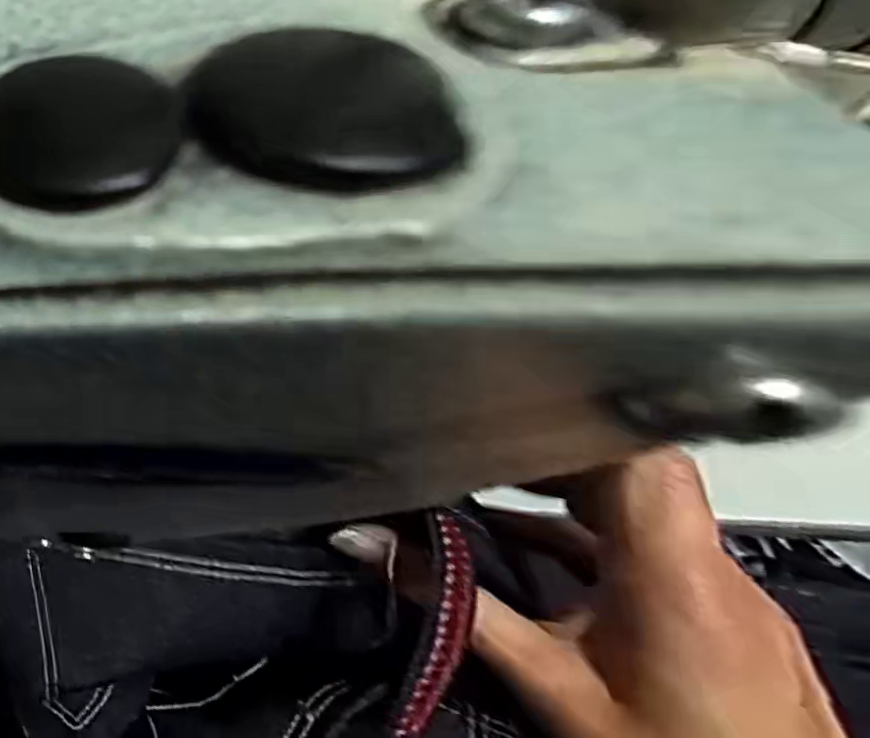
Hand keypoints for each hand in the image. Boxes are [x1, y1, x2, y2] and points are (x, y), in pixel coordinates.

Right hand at [339, 449, 844, 737]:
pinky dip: (587, 536)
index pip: (638, 453)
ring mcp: (730, 593)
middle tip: (472, 452)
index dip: (569, 414)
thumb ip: (455, 605)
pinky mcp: (730, 615)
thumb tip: (364, 542)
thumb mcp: (551, 685)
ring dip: (563, 491)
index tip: (500, 408)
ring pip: (638, 503)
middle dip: (544, 450)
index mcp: (677, 574)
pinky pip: (649, 545)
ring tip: (489, 499)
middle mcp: (716, 571)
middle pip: (629, 466)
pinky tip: (537, 561)